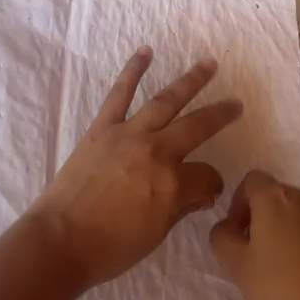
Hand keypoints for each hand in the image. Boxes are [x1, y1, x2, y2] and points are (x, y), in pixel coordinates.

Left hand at [25, 47, 243, 290]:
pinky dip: (133, 70)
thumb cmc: (112, 246)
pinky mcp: (103, 125)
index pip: (207, 176)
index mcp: (173, 183)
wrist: (62, 239)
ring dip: (190, 80)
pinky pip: (120, 92)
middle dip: (220, 114)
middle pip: (197, 126)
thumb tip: (202, 193)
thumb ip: (181, 207)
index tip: (209, 190)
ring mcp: (129, 133)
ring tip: (208, 64)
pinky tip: (146, 52)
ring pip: (166, 100)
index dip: (212, 184)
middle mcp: (156, 150)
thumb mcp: (156, 235)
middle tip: (236, 103)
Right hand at [210, 169, 299, 299]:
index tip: (236, 232)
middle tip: (255, 252)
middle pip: (276, 196)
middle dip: (262, 218)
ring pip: (299, 215)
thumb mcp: (238, 265)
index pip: (250, 180)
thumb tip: (225, 226)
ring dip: (286, 232)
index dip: (238, 203)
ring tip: (282, 266)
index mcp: (275, 197)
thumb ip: (222, 237)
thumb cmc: (282, 286)